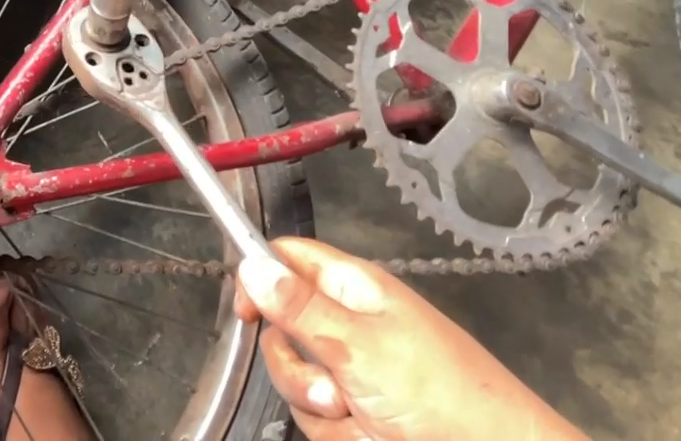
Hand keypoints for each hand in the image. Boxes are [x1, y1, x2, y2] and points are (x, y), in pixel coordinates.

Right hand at [235, 238, 588, 440]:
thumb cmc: (436, 394)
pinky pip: (319, 421)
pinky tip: (371, 439)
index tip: (244, 313)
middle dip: (295, 366)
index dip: (259, 275)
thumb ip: (298, 308)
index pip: (288, 259)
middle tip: (329, 387)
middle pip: (282, 328)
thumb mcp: (359, 346)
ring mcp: (355, 374)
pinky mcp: (360, 417)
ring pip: (297, 381)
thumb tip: (248, 263)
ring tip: (363, 423)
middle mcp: (347, 325)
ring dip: (321, 409)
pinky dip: (339, 437)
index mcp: (352, 289)